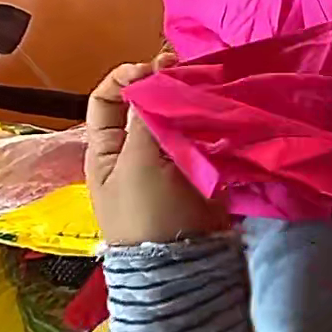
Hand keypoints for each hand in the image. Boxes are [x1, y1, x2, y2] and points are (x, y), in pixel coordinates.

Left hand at [86, 55, 228, 244]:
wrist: (182, 262)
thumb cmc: (148, 214)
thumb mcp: (137, 166)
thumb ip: (145, 121)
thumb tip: (153, 77)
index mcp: (107, 148)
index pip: (108, 99)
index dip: (127, 77)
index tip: (156, 68)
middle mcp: (137, 149)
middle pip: (148, 105)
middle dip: (167, 86)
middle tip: (193, 72)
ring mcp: (170, 159)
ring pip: (180, 119)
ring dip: (193, 103)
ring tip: (212, 89)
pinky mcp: (200, 168)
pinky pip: (204, 137)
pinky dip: (213, 124)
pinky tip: (224, 113)